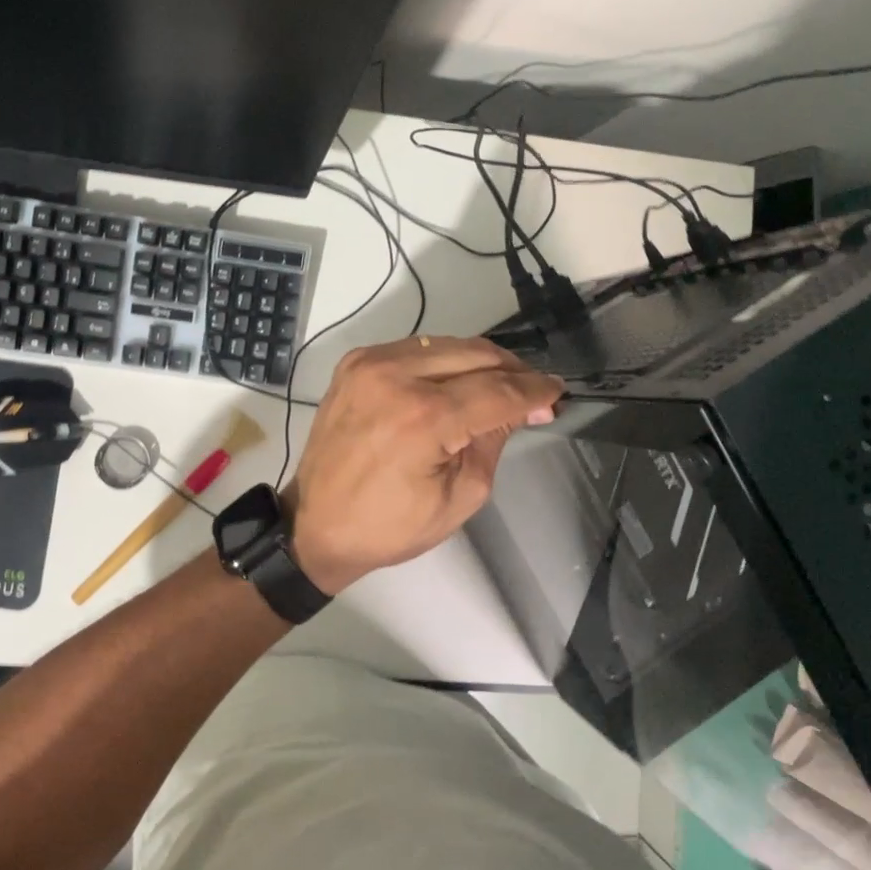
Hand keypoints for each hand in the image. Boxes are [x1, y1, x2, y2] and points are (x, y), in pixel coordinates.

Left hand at [285, 337, 564, 594]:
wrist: (314, 523)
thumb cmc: (388, 526)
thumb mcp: (459, 496)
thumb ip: (493, 441)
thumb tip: (521, 407)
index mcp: (423, 417)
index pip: (497, 390)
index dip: (534, 391)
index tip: (556, 393)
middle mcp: (394, 377)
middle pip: (476, 354)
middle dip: (513, 371)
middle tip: (533, 393)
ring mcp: (370, 364)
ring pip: (446, 343)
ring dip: (480, 361)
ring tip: (500, 386)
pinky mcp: (355, 363)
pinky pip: (415, 347)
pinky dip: (442, 359)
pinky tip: (456, 381)